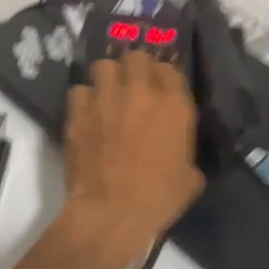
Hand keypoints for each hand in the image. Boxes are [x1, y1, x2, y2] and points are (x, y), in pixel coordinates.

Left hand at [60, 50, 204, 260]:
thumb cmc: (158, 199)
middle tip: (132, 87)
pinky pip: (78, 90)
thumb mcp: (190, 176)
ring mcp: (105, 99)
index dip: (163, 78)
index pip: (169, 69)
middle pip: (135, 58)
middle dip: (134, 69)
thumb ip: (184, 148)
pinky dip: (83, 99)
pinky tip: (87, 114)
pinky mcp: (77, 113)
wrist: (111, 211)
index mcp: (174, 105)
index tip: (159, 91)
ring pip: (103, 66)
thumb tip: (176, 146)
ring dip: (107, 78)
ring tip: (106, 95)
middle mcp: (139, 93)